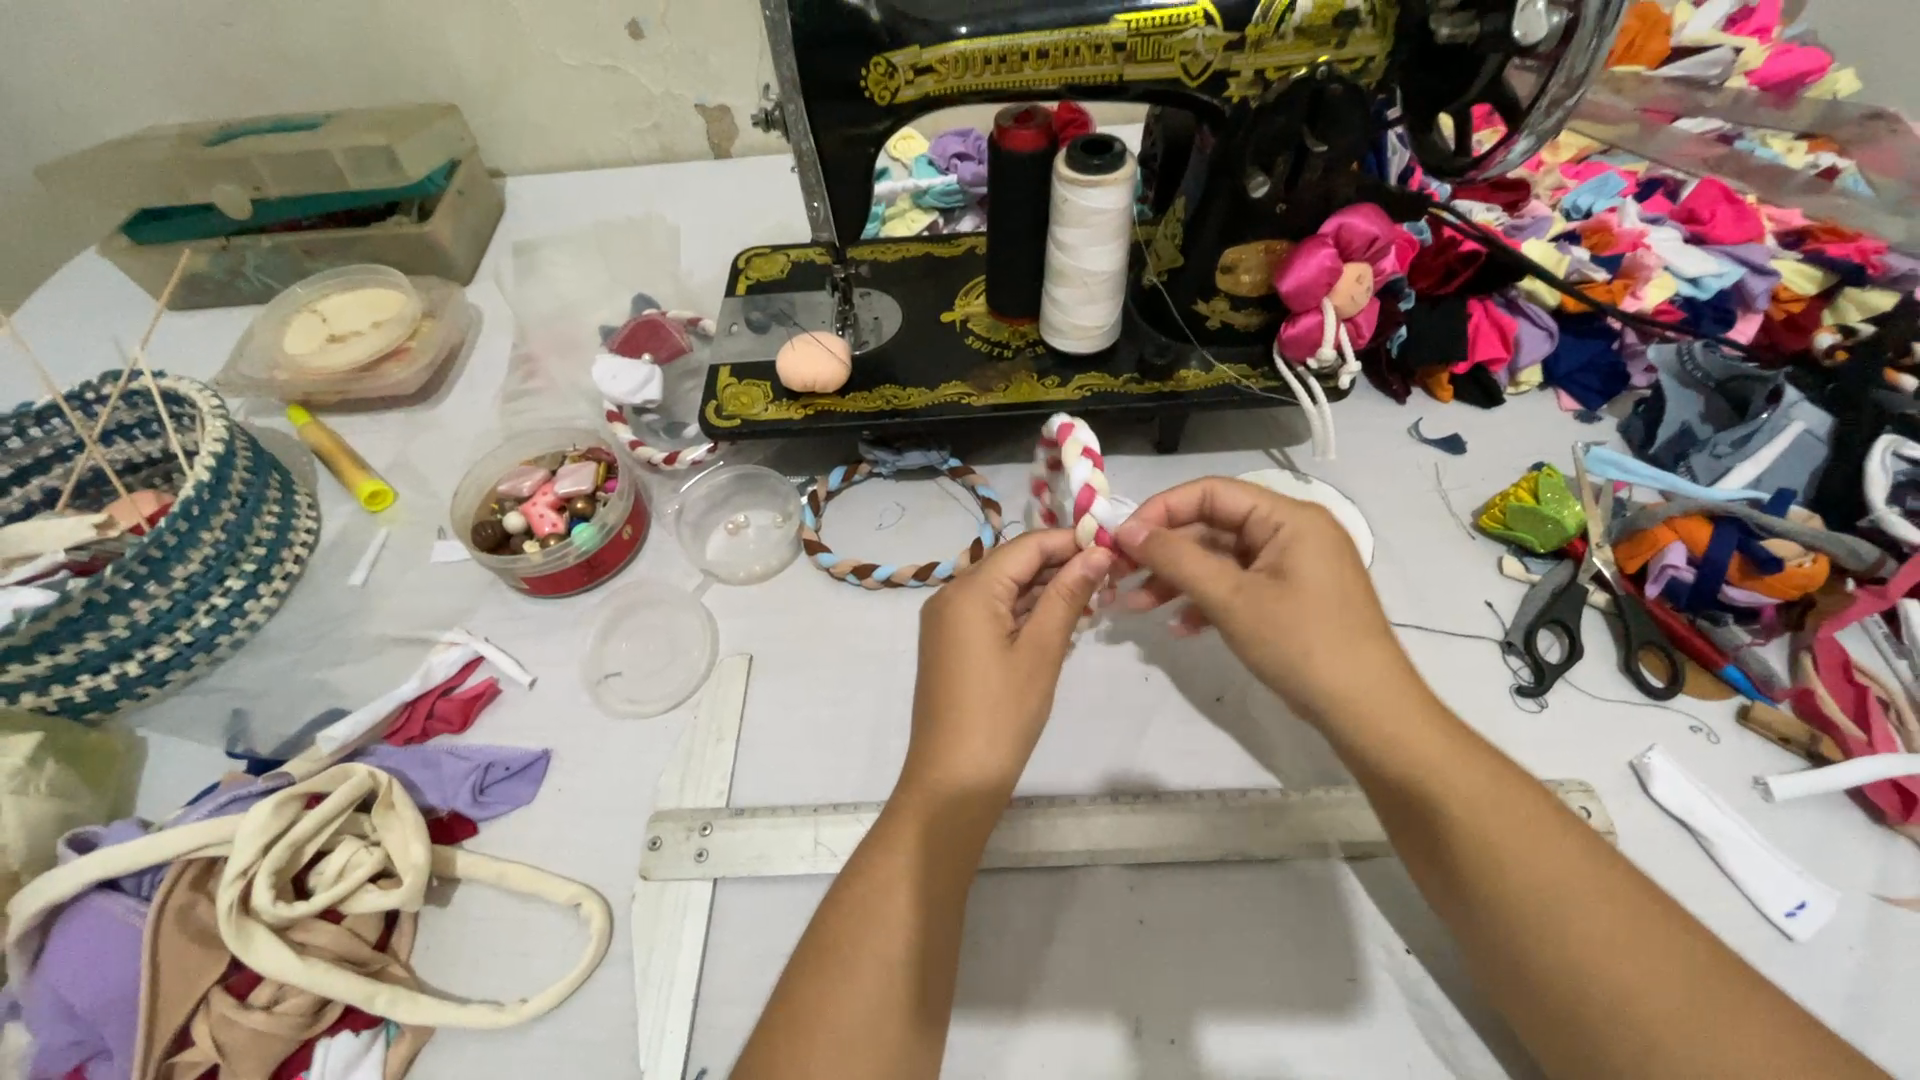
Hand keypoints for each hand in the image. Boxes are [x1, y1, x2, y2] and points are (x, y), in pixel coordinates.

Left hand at [903, 529, 1111, 799]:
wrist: (953, 779)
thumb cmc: (1001, 715)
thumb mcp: (1041, 652)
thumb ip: (1067, 596)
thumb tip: (1097, 553)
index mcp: (969, 590)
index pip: (1026, 545)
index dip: (1070, 542)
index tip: (1113, 550)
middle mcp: (950, 595)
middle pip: (1012, 563)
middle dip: (1059, 567)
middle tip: (1109, 581)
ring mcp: (946, 621)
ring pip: (1002, 588)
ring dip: (1044, 592)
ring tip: (1093, 604)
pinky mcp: (950, 644)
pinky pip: (990, 612)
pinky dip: (1023, 613)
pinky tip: (1059, 625)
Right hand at [1113, 477, 1421, 728]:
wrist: (1365, 709)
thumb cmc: (1301, 643)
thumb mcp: (1231, 599)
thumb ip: (1176, 559)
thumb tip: (1126, 531)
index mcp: (1288, 517)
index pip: (1211, 492)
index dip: (1161, 511)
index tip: (1121, 539)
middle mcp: (1291, 532)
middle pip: (1212, 527)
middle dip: (1164, 553)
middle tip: (1120, 577)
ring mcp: (1291, 567)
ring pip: (1219, 560)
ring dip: (1177, 581)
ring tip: (1136, 607)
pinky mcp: (1289, 598)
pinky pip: (1236, 587)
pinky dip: (1204, 602)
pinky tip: (1178, 628)